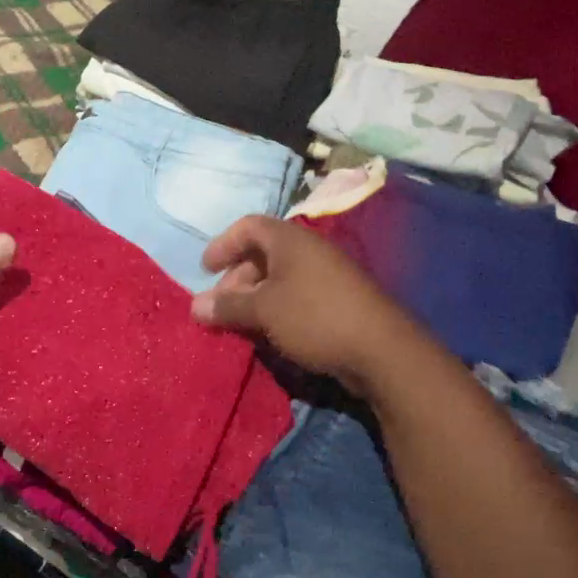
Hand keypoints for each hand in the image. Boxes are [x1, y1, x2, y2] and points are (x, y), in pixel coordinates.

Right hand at [191, 215, 431, 391]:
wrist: (383, 351)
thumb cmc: (314, 317)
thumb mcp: (263, 311)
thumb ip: (226, 306)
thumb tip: (194, 306)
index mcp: (290, 240)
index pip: (248, 226)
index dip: (223, 244)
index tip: (205, 269)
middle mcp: (309, 250)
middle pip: (262, 254)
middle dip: (235, 279)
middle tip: (218, 307)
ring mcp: (327, 276)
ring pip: (279, 278)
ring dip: (254, 298)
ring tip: (238, 324)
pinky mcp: (339, 301)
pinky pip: (296, 296)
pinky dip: (275, 309)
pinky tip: (267, 333)